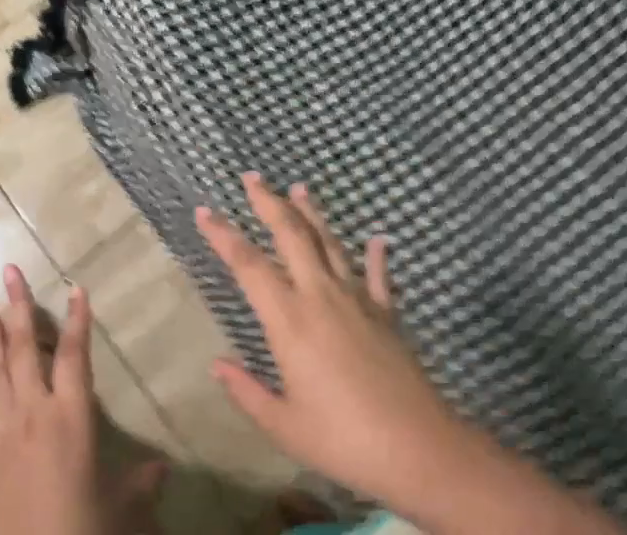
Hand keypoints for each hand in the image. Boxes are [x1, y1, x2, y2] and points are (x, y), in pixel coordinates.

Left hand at [0, 266, 166, 534]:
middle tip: (9, 271)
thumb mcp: (124, 506)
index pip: (74, 357)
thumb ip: (141, 482)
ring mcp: (4, 436)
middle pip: (25, 351)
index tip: (75, 287)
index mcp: (71, 417)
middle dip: (18, 308)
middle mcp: (34, 414)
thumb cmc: (86, 527)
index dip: (78, 321)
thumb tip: (163, 468)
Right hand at [195, 173, 462, 504]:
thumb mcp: (283, 424)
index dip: (223, 235)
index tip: (205, 211)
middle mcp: (321, 297)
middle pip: (291, 237)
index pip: (248, 265)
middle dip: (270, 203)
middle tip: (253, 177)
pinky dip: (377, 256)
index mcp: (288, 320)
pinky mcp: (387, 317)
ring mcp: (358, 303)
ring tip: (301, 188)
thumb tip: (217, 365)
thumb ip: (247, 391)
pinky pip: (378, 278)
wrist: (421, 450)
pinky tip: (379, 239)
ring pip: (331, 245)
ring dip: (314, 215)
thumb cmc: (344, 439)